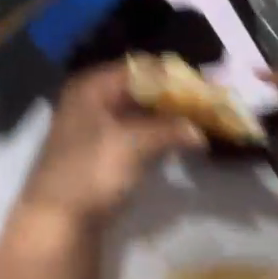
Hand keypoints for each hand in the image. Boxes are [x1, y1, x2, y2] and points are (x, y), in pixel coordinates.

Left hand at [19, 61, 205, 227]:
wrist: (61, 210)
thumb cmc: (91, 168)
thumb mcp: (132, 143)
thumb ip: (167, 129)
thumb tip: (198, 129)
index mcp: (89, 88)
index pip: (135, 68)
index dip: (169, 74)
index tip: (208, 82)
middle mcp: (90, 99)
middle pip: (138, 88)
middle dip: (174, 95)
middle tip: (216, 103)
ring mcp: (95, 123)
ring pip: (139, 110)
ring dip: (170, 114)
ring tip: (210, 119)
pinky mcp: (104, 147)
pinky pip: (137, 130)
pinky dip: (160, 132)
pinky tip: (186, 138)